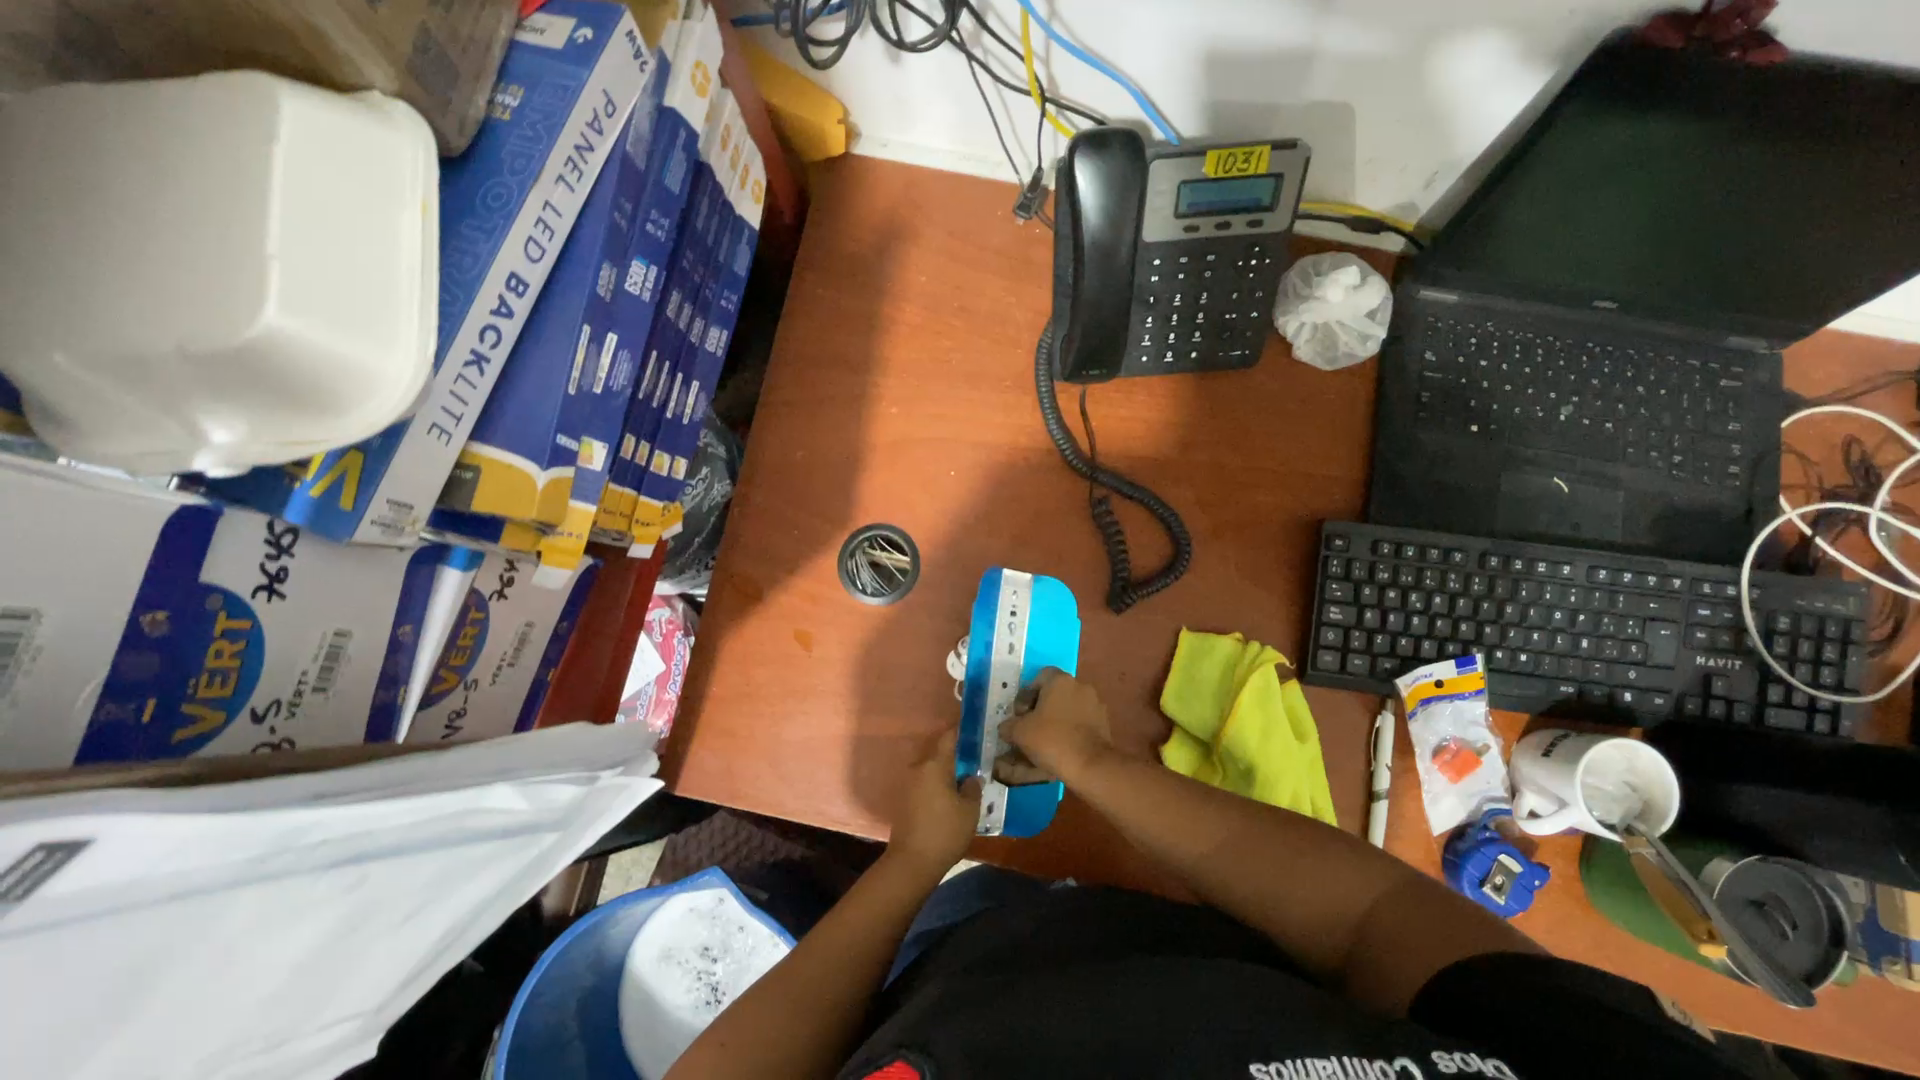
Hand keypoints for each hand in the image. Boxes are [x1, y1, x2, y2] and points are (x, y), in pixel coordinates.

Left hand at [888, 728, 981, 875]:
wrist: (912, 861)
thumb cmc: (945, 832)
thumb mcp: (970, 810)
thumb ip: (973, 787)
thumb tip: (970, 777)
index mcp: (934, 765)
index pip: (949, 737)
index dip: (962, 729)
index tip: (975, 726)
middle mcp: (918, 768)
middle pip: (939, 752)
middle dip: (956, 751)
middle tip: (976, 754)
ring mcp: (909, 784)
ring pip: (932, 768)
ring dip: (947, 769)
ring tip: (966, 775)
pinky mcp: (905, 799)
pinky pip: (926, 782)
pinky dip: (938, 782)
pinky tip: (952, 793)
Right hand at [997, 669, 1116, 784]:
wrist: (1090, 765)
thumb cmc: (1051, 740)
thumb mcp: (1019, 733)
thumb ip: (1008, 726)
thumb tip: (1006, 727)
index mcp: (1060, 681)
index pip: (1040, 676)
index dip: (1027, 693)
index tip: (1021, 713)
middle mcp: (1080, 686)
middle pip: (1055, 692)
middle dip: (1041, 708)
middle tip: (1030, 727)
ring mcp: (1095, 704)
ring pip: (1068, 707)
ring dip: (1056, 719)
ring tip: (1045, 740)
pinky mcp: (1104, 723)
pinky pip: (1081, 721)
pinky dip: (1071, 730)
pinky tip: (1062, 747)